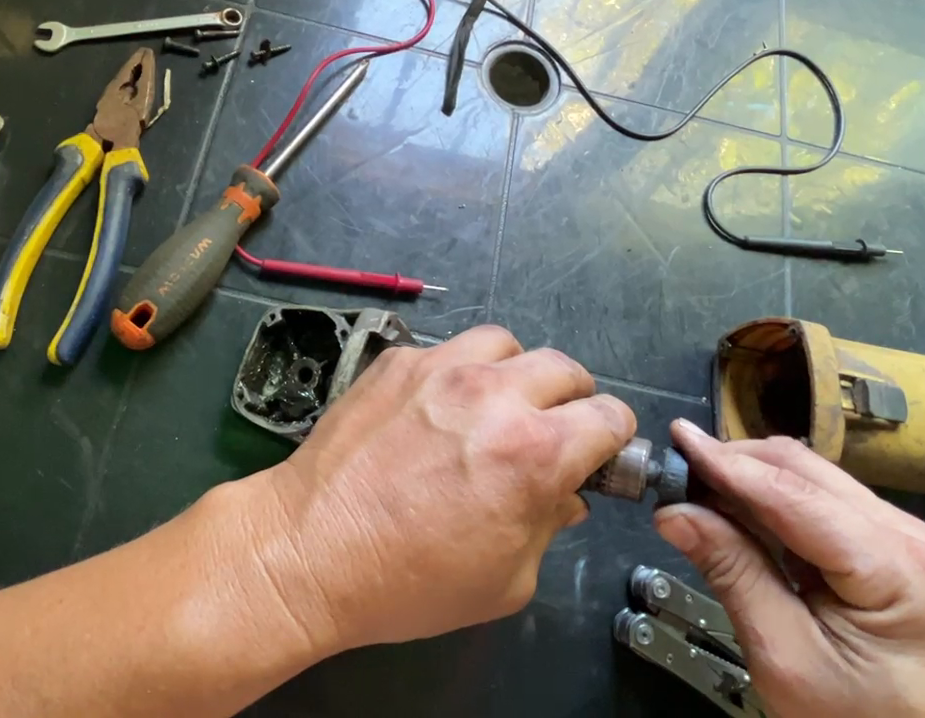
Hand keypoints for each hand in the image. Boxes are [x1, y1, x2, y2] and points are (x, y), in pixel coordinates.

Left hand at [246, 325, 634, 652]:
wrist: (312, 549)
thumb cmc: (412, 581)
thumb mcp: (507, 580)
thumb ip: (549, 525)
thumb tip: (566, 494)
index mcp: (533, 451)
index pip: (607, 416)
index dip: (612, 437)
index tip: (598, 451)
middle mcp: (493, 395)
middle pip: (564, 367)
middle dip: (572, 398)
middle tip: (552, 426)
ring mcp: (441, 369)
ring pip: (505, 343)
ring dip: (514, 371)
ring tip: (495, 403)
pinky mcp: (398, 361)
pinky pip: (447, 350)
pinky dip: (458, 372)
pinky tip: (436, 407)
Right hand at [656, 421, 924, 717]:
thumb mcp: (786, 659)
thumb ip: (733, 575)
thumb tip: (674, 512)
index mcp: (900, 572)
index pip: (795, 496)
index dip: (729, 463)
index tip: (675, 436)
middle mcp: (913, 538)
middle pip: (806, 470)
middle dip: (735, 463)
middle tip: (676, 472)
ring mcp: (910, 539)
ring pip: (812, 477)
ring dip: (751, 477)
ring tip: (698, 491)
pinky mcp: (896, 548)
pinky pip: (824, 501)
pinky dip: (774, 498)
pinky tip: (739, 511)